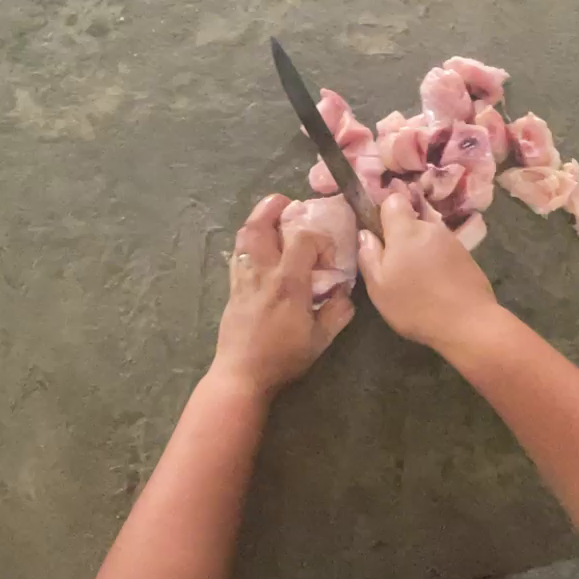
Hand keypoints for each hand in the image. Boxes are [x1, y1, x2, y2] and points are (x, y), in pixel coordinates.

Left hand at [210, 194, 354, 396]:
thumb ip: (338, 313)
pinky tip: (259, 248)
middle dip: (273, 208)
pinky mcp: (233, 289)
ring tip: (272, 217)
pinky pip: (238, 255)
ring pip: (243, 237)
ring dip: (258, 220)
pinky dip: (249, 243)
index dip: (320, 241)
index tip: (328, 262)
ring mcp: (243, 279)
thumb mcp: (321, 339)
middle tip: (288, 204)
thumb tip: (345, 294)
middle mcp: (262, 273)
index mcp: (287, 283)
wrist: (242, 374)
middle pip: (259, 226)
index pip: (303, 240)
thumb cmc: (283, 357)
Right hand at [357, 195, 500, 351]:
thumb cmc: (415, 306)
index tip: (380, 237)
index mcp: (406, 230)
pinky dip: (437, 262)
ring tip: (419, 281)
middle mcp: (431, 228)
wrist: (468, 323)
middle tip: (397, 268)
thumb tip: (365, 234)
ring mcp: (453, 241)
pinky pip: (444, 251)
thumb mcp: (379, 287)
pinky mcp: (467, 256)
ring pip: (428, 237)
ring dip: (421, 251)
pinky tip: (437, 286)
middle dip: (402, 238)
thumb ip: (369, 256)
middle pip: (412, 222)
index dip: (384, 214)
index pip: (393, 200)